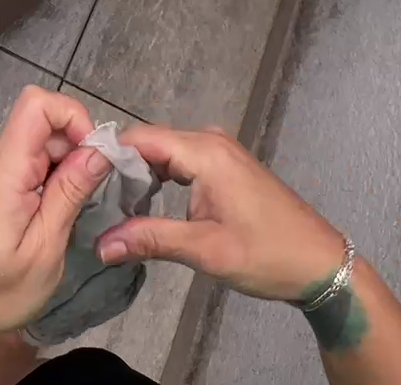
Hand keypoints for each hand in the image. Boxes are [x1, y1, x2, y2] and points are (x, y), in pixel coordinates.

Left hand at [0, 85, 112, 352]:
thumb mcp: (44, 250)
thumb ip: (71, 192)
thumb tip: (101, 150)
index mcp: (2, 166)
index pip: (38, 103)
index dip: (73, 117)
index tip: (93, 158)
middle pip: (43, 121)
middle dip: (73, 151)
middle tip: (82, 199)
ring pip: (37, 138)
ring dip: (60, 166)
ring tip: (60, 213)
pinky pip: (24, 153)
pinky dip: (44, 174)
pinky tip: (43, 212)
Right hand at [94, 125, 346, 301]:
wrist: (320, 263)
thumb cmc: (266, 254)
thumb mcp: (205, 250)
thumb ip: (150, 239)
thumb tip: (101, 244)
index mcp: (204, 151)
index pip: (140, 137)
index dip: (108, 154)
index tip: (80, 178)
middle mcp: (209, 139)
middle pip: (150, 142)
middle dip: (120, 168)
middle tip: (92, 198)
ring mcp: (219, 149)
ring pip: (164, 152)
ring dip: (140, 175)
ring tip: (113, 205)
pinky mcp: (224, 163)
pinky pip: (180, 159)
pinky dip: (161, 177)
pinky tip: (147, 202)